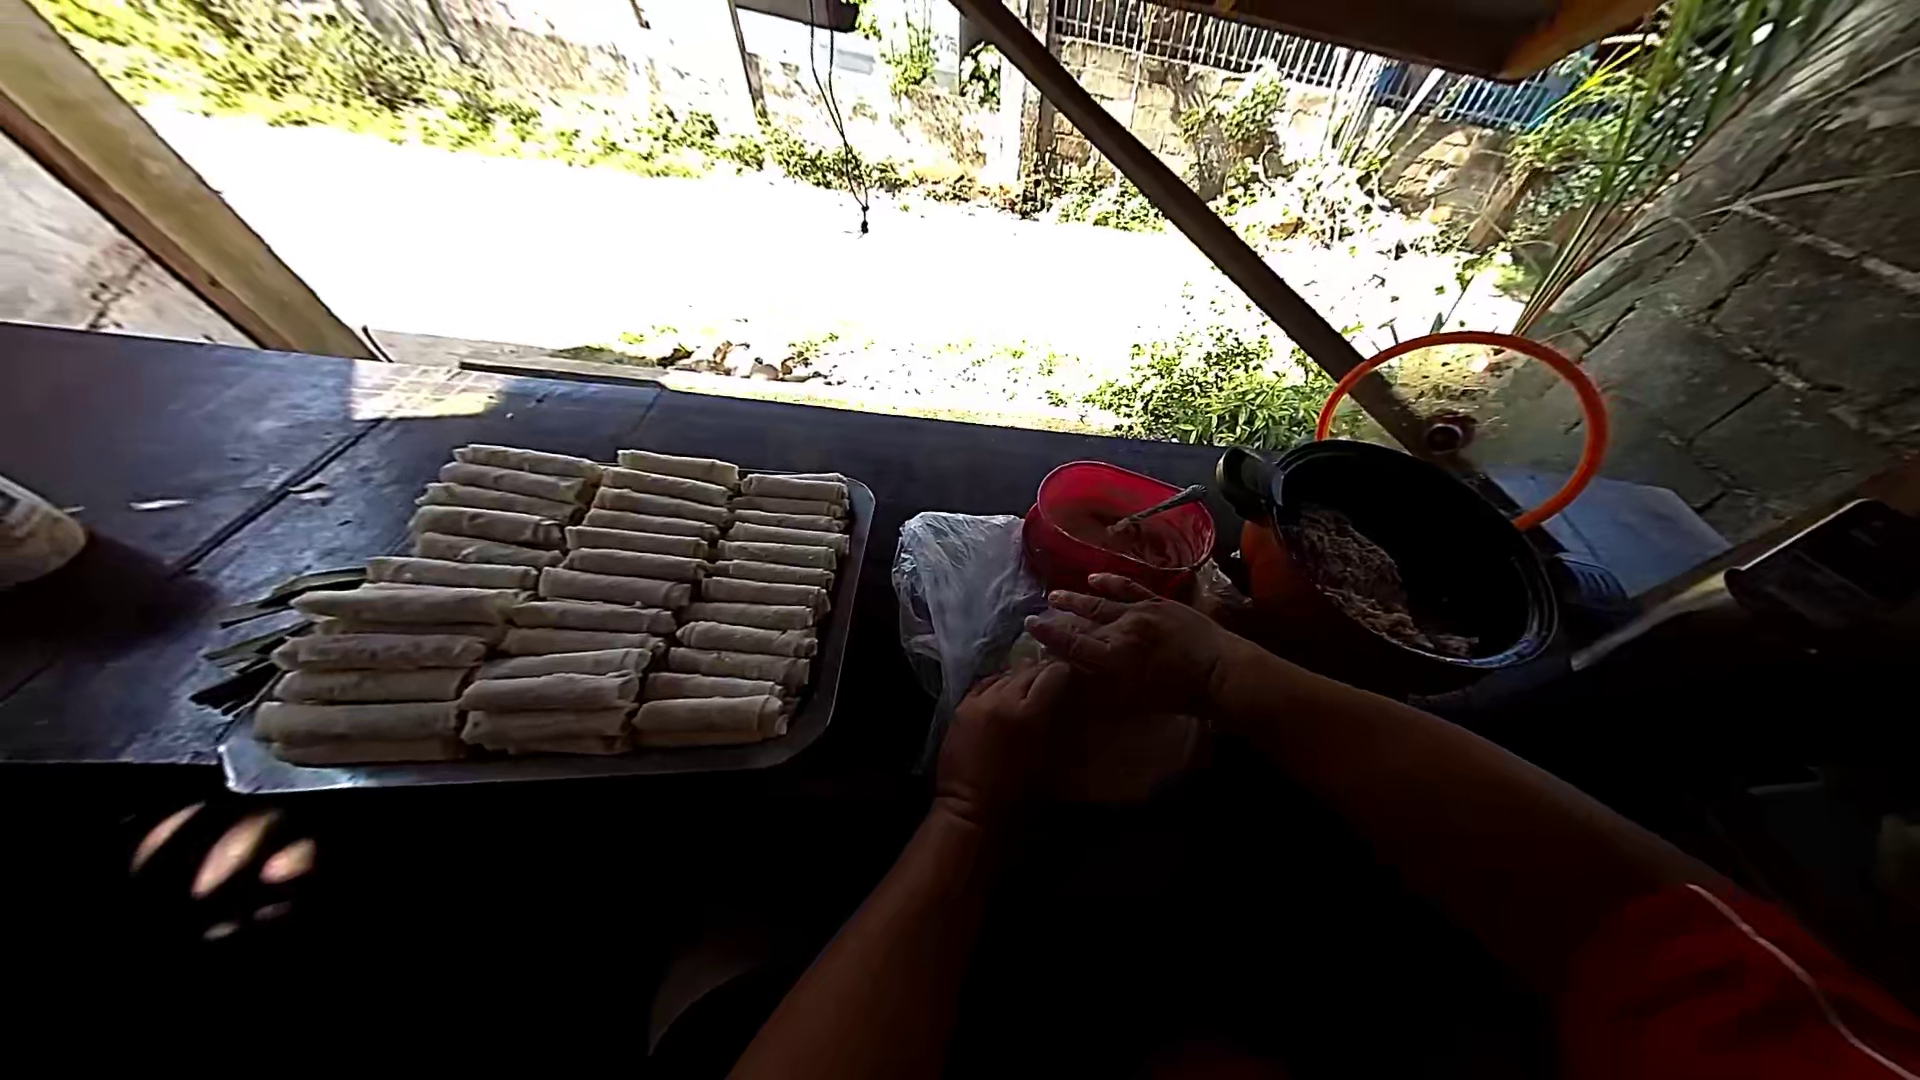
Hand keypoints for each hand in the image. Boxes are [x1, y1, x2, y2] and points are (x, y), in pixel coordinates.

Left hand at [936, 659, 1071, 828]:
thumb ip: (1052, 722)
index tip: (1069, 675)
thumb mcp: (1046, 757)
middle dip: (1042, 672)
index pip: (1051, 675)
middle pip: (1028, 671)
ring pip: (1005, 675)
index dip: (1063, 672)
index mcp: (1029, 713)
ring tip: (1027, 685)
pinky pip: (984, 684)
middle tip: (1051, 678)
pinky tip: (1003, 690)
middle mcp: (1004, 699)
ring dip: (1018, 678)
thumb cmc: (1017, 795)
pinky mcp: (962, 706)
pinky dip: (996, 684)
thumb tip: (1059, 700)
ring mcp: (980, 701)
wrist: (970, 808)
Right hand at [1024, 573, 1253, 714]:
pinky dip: (1110, 582)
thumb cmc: (1178, 695)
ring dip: (1076, 598)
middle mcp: (1122, 631)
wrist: (1220, 673)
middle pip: (1082, 621)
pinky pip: (1129, 588)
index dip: (1048, 634)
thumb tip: (1077, 667)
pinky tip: (1094, 578)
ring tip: (1056, 595)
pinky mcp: (1158, 602)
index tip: (1031, 625)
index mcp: (1114, 658)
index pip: (1072, 642)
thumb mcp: (1134, 698)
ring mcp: (1140, 612)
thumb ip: (1103, 681)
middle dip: (1058, 615)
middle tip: (1039, 610)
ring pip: (1100, 602)